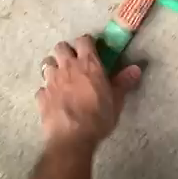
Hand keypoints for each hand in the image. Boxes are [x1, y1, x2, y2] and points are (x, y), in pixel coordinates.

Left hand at [36, 36, 141, 153]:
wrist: (72, 138)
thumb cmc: (98, 117)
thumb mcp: (116, 100)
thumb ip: (124, 82)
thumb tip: (136, 68)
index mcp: (88, 64)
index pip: (84, 40)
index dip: (87, 43)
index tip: (91, 50)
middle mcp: (67, 67)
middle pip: (61, 47)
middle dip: (66, 51)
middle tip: (73, 62)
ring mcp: (51, 81)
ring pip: (47, 63)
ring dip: (53, 67)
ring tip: (60, 77)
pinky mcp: (41, 96)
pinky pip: (41, 87)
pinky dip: (46, 90)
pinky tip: (52, 98)